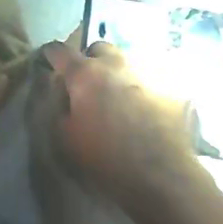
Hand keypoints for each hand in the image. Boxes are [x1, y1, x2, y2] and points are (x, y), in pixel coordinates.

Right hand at [40, 39, 207, 213]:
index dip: (50, 56)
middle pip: (99, 48)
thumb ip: (57, 105)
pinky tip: (145, 115)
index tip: (49, 66)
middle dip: (91, 61)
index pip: (59, 50)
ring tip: (119, 102)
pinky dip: (144, 93)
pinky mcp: (174, 90)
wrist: (160, 175)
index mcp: (85, 73)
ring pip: (128, 64)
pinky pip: (152, 83)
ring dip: (119, 76)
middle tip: (88, 85)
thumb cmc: (104, 156)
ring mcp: (148, 74)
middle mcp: (117, 65)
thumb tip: (60, 89)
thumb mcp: (63, 136)